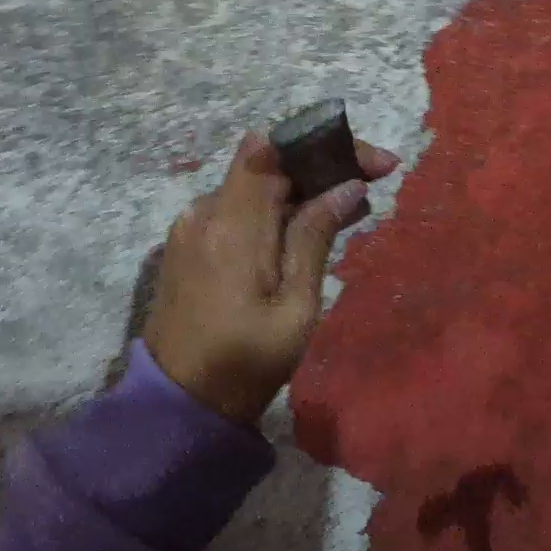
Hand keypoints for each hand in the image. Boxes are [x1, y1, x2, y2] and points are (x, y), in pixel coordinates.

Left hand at [144, 131, 401, 423]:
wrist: (175, 407)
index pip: (271, 149)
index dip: (322, 143)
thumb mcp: (295, 308)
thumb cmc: (245, 363)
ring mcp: (192, 226)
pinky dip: (278, 208)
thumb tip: (347, 186)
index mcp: (231, 226)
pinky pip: (240, 208)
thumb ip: (315, 238)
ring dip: (303, 187)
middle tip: (374, 180)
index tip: (370, 162)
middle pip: (268, 162)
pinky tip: (310, 228)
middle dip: (323, 163)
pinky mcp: (189, 243)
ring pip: (256, 184)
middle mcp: (205, 212)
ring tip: (352, 206)